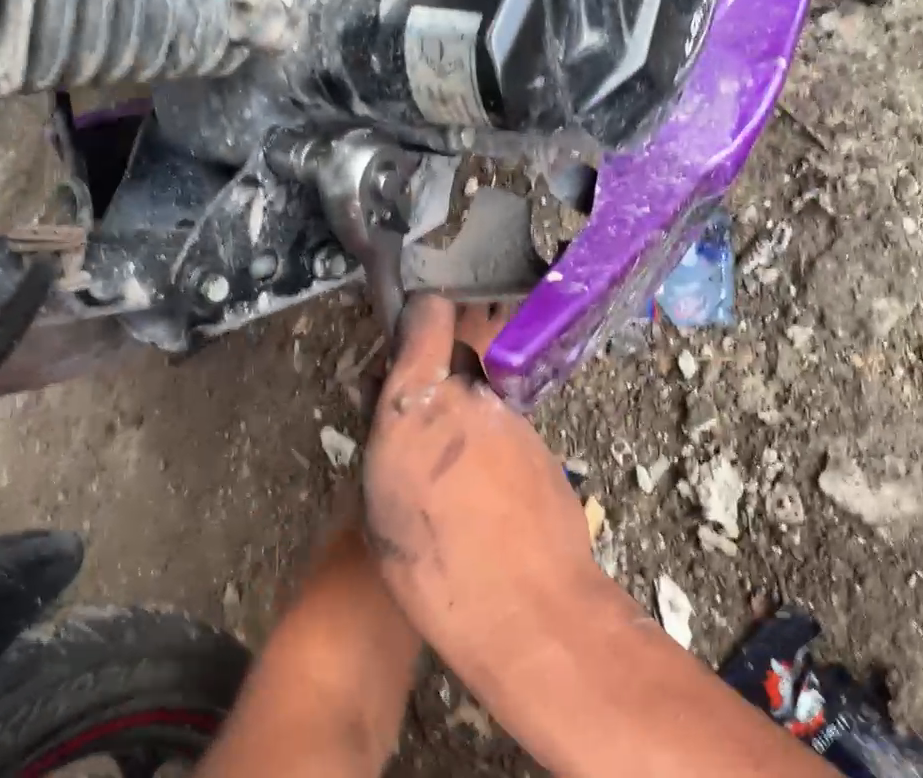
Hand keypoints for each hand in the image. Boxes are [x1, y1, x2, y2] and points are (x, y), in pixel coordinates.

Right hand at [361, 296, 606, 662]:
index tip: (411, 328)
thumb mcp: (379, 503)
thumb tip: (385, 404)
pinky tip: (491, 497)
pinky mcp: (543, 445)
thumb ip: (385, 438)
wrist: (528, 607)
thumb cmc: (434, 567)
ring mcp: (512, 419)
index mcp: (415, 402)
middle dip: (439, 380)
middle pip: (455, 360)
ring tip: (459, 480)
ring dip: (468, 421)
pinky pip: (509, 432)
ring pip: (482, 400)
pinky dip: (497, 450)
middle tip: (425, 426)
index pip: (427, 316)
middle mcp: (468, 396)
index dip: (420, 315)